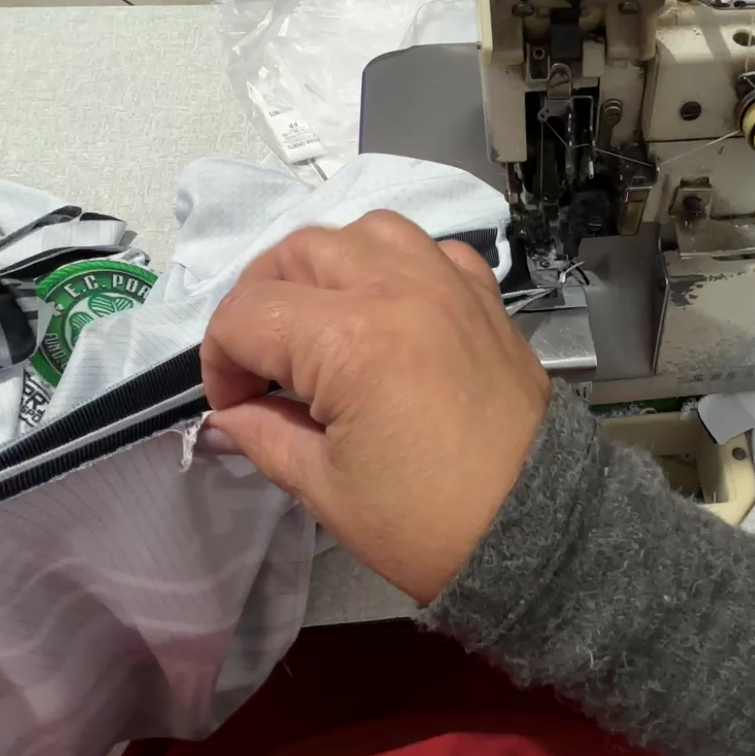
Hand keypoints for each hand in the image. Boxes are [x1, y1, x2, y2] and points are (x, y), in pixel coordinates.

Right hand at [200, 211, 550, 602]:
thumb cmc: (429, 522)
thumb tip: (229, 414)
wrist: (536, 525)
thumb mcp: (327, 489)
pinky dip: (400, 264)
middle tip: (265, 359)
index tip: (234, 405)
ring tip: (321, 316)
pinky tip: (393, 306)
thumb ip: (264, 435)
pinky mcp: (486, 298)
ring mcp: (451, 286)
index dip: (219, 361)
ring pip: (369, 230)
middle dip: (262, 299)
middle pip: (300, 250)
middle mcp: (401, 289)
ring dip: (329, 263)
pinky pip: (434, 250)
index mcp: (352, 339)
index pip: (248, 316)